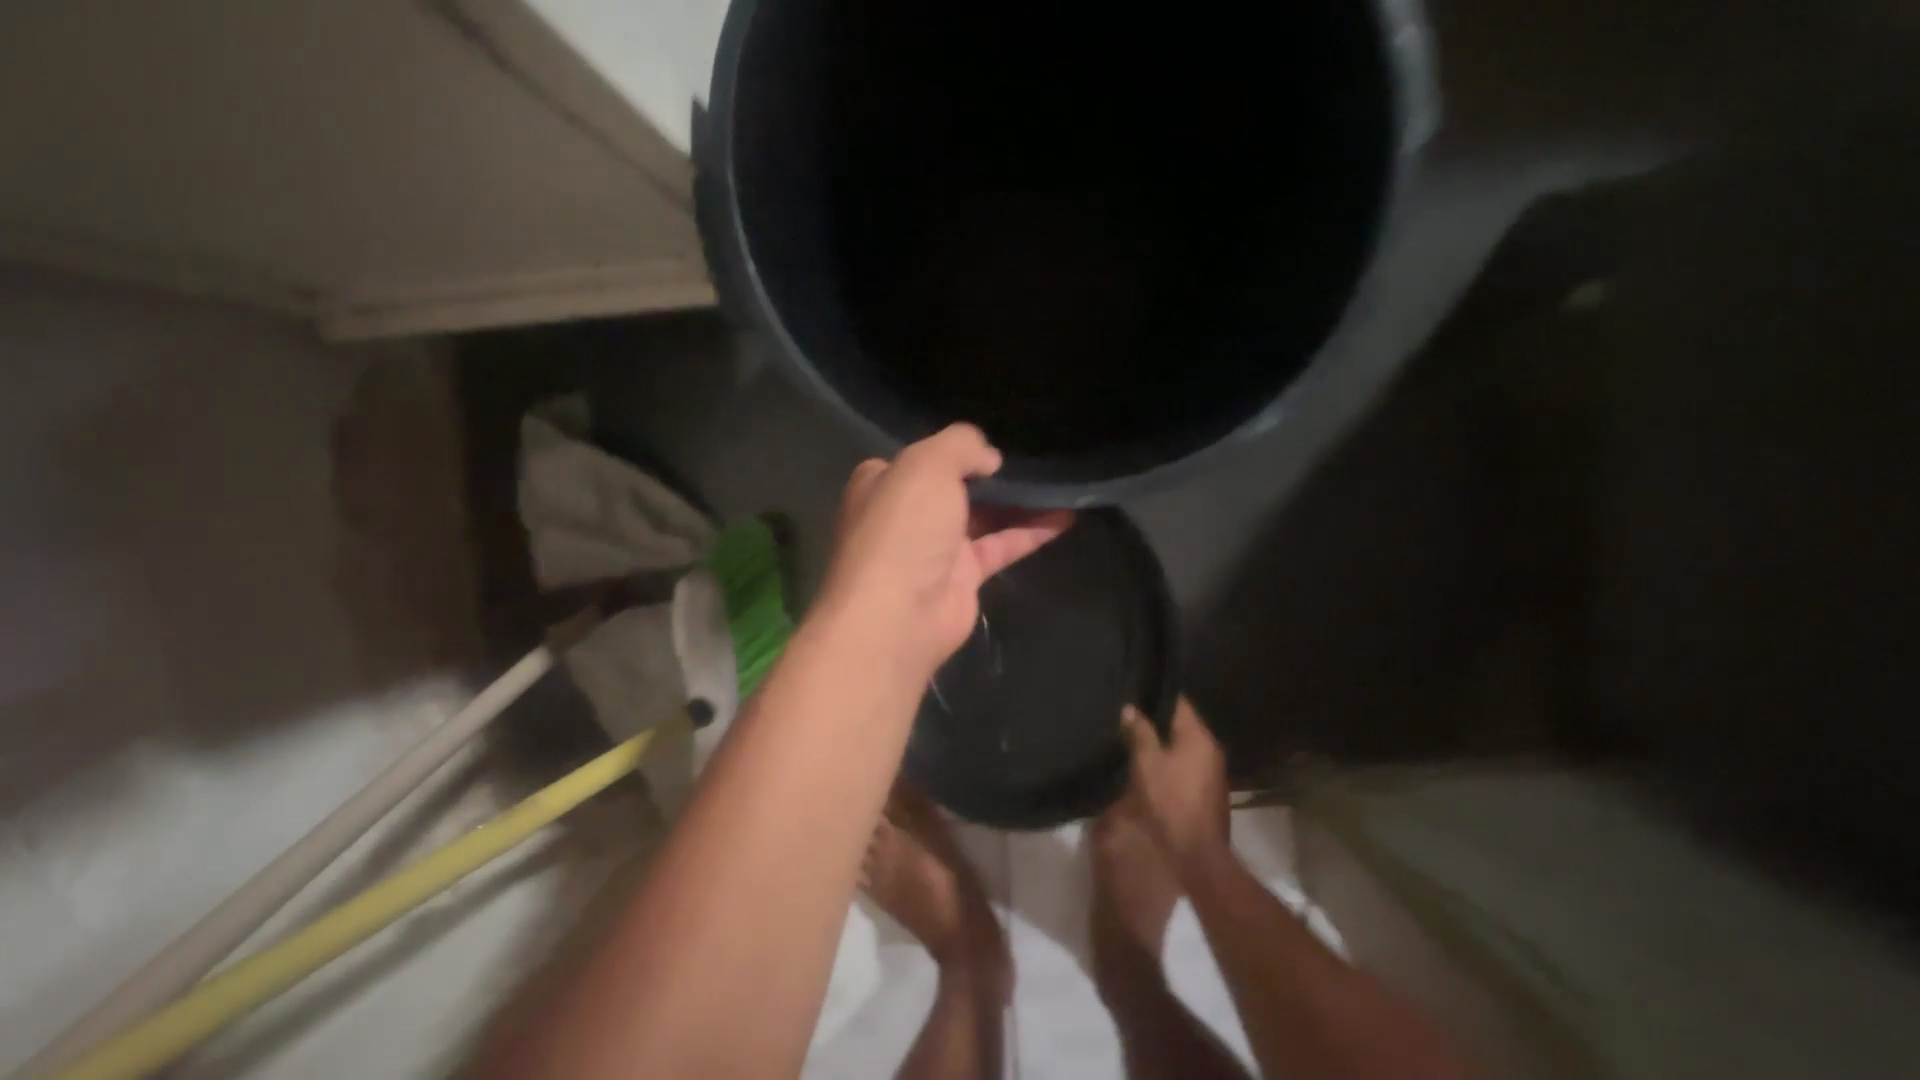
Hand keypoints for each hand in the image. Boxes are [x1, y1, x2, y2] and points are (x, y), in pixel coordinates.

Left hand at [817, 424, 1072, 676]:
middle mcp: (905, 514)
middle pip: (952, 487)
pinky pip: (1001, 546)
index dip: (949, 450)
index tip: (985, 445)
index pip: (917, 458)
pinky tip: (1064, 516)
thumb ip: (961, 446)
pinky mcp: (963, 578)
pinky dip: (1031, 532)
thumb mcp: (928, 464)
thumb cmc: (903, 527)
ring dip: (1018, 502)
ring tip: (1057, 483)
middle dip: (987, 476)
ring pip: (981, 517)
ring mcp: (934, 548)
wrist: (897, 614)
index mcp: (882, 482)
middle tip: (1029, 460)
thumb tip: (989, 459)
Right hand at [1120, 698, 1229, 873]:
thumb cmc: (1169, 801)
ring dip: (1163, 744)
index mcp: (1200, 737)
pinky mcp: (1208, 792)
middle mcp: (1211, 750)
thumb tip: (1131, 709)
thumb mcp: (1147, 763)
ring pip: (1184, 748)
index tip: (1136, 692)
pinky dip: (1169, 763)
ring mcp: (1213, 772)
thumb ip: (1140, 733)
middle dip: (1157, 722)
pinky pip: (1186, 766)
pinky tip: (1150, 767)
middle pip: (1182, 726)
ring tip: (1134, 740)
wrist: (1196, 854)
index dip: (1157, 696)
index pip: (1180, 703)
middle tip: (1129, 717)